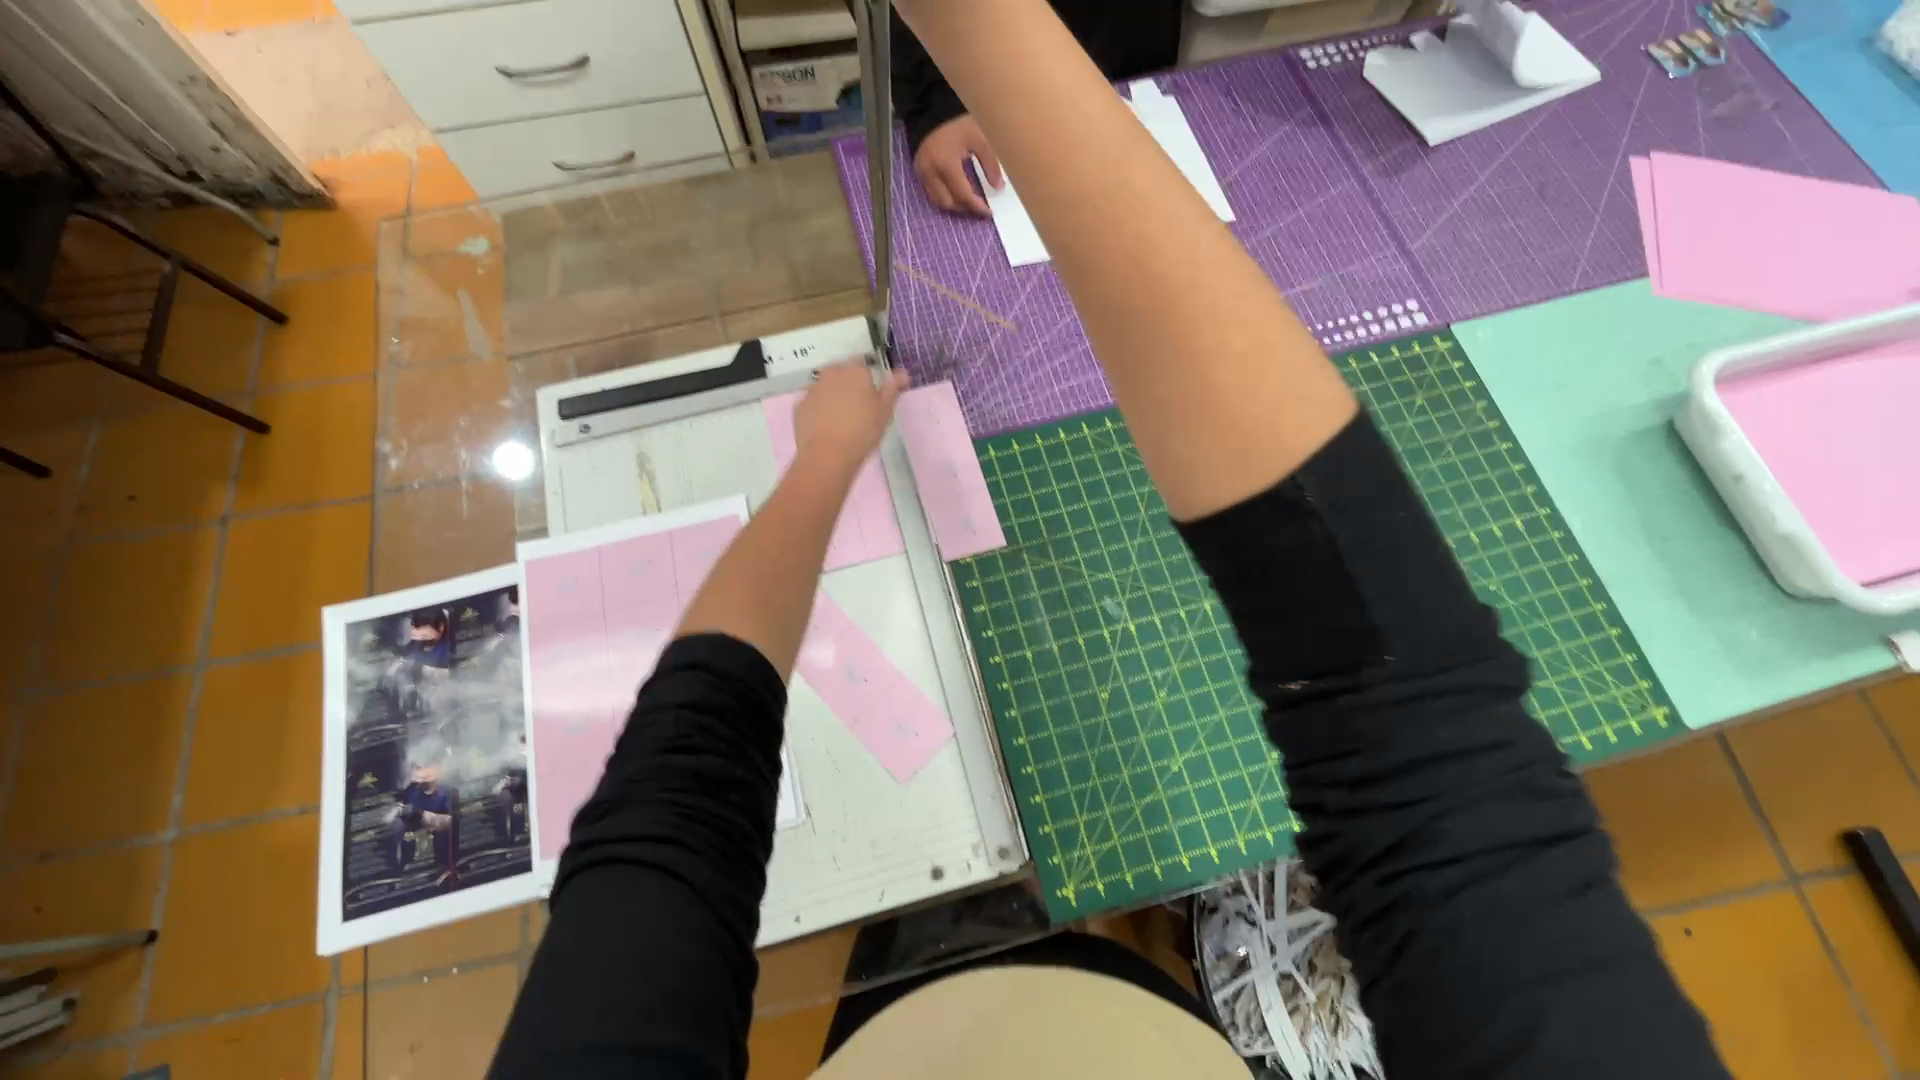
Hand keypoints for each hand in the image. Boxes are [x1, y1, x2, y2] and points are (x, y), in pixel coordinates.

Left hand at [795, 363, 908, 473]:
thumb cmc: (863, 431)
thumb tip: (902, 373)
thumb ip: (892, 388)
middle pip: (842, 374)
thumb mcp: (885, 411)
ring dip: (832, 397)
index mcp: (855, 371)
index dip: (867, 379)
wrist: (828, 455)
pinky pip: (813, 404)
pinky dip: (819, 411)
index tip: (871, 395)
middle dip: (848, 385)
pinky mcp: (800, 406)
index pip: (863, 365)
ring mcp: (813, 389)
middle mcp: (832, 373)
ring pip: (826, 388)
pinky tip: (826, 427)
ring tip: (840, 420)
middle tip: (857, 408)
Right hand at [914, 114, 1002, 215]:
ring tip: (969, 202)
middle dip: (965, 209)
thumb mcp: (979, 139)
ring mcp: (922, 173)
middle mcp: (931, 173)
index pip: (963, 196)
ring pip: (938, 201)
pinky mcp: (919, 171)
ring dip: (954, 205)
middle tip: (980, 208)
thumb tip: (998, 187)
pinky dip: (945, 196)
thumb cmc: (958, 121)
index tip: (989, 212)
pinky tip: (957, 192)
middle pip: (949, 203)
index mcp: (947, 164)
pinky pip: (932, 192)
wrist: (932, 107)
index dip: (977, 207)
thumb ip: (990, 164)